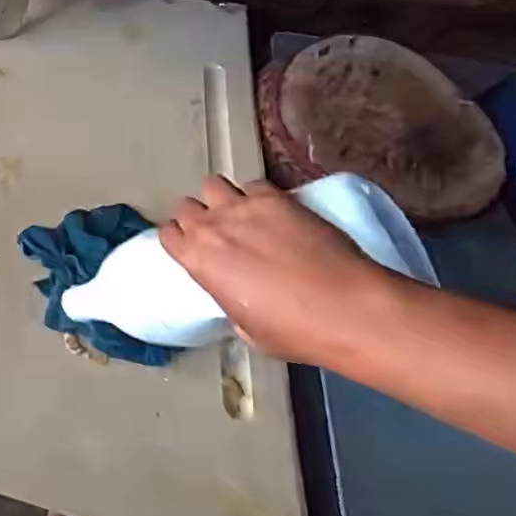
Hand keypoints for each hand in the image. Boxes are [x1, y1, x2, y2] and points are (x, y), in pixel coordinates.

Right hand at [159, 176, 404, 363]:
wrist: (348, 309)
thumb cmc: (296, 330)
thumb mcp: (247, 329)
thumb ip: (229, 302)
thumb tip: (238, 298)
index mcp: (196, 259)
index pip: (167, 234)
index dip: (179, 239)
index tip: (192, 246)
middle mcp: (211, 227)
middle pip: (186, 205)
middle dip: (198, 215)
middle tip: (218, 231)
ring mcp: (243, 208)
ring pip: (213, 184)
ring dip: (223, 197)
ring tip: (242, 213)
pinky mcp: (276, 199)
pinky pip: (254, 185)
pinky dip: (259, 195)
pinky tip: (274, 211)